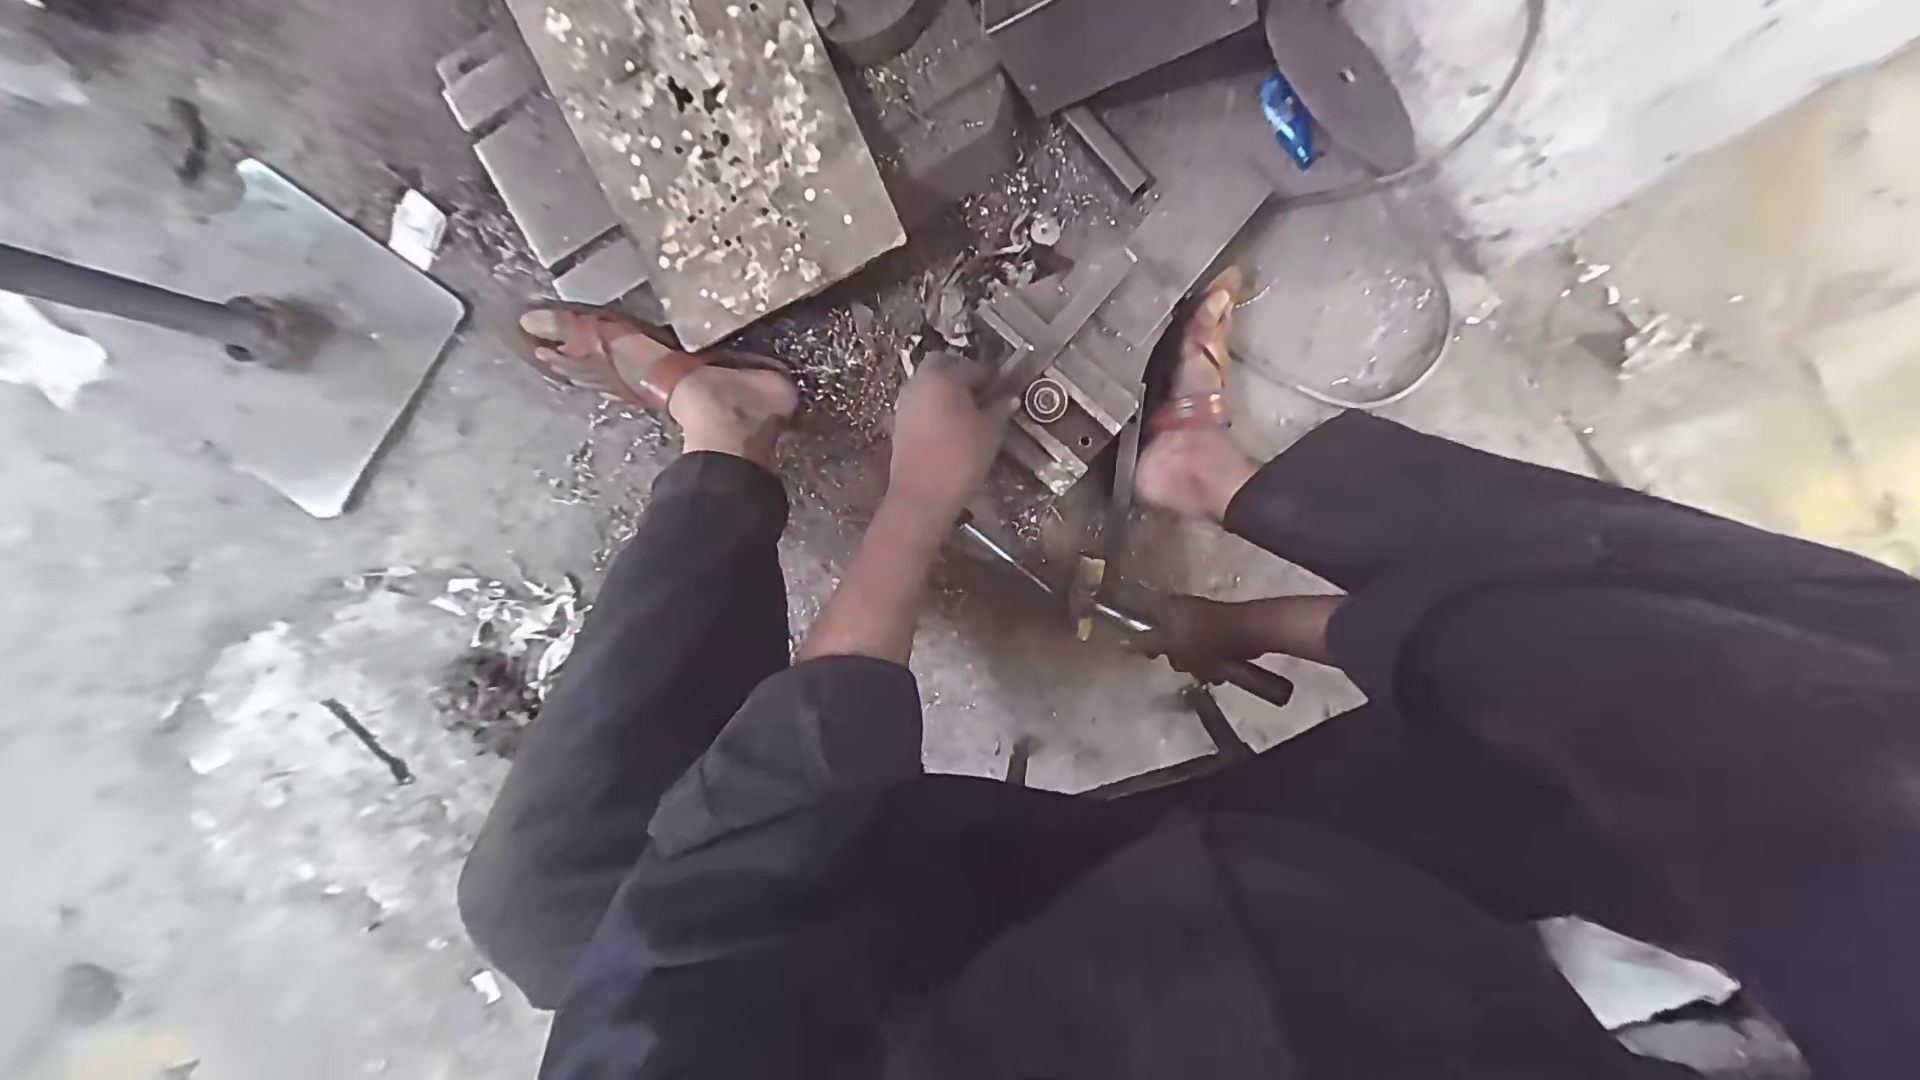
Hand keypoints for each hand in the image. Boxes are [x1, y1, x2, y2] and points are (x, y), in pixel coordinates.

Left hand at [886, 351, 1013, 519]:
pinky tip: (950, 429)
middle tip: (981, 394)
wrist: (922, 496)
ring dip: (946, 391)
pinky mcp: (899, 424)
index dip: (991, 377)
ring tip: (968, 414)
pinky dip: (935, 408)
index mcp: (943, 376)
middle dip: (961, 373)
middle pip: (941, 364)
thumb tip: (1009, 398)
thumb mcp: (990, 433)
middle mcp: (919, 382)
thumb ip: (1000, 410)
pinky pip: (920, 405)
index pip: (972, 367)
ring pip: (928, 384)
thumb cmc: (961, 458)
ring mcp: (905, 403)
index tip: (1003, 389)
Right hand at [1132, 593, 1345, 672]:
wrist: (1249, 633)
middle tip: (1178, 661)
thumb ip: (1144, 643)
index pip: (1136, 603)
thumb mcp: (1169, 642)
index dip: (1125, 612)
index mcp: (1165, 606)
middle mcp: (1179, 611)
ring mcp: (1198, 622)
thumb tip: (1121, 642)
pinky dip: (1208, 663)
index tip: (1121, 627)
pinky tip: (1217, 672)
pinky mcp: (1215, 634)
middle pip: (1161, 634)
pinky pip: (1202, 652)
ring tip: (1204, 670)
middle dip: (1171, 654)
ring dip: (1192, 663)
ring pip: (1184, 647)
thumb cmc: (1204, 635)